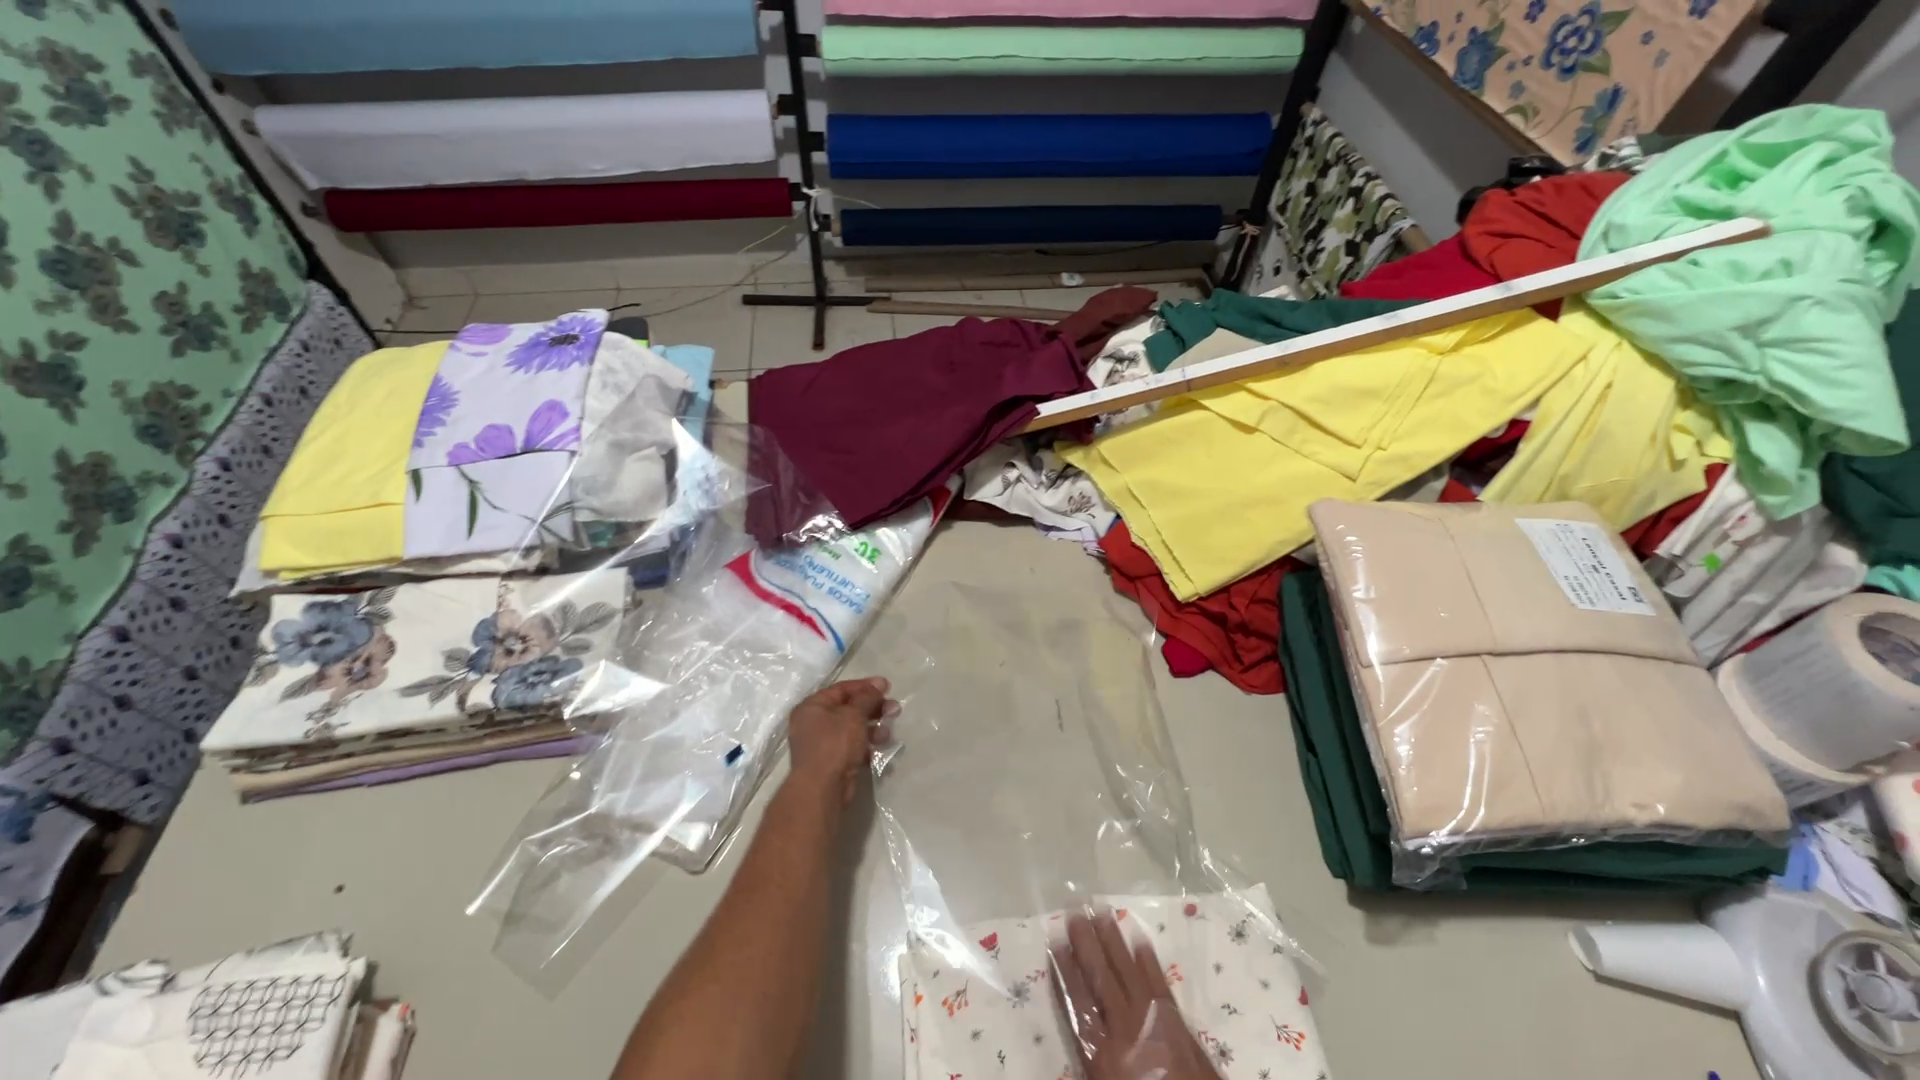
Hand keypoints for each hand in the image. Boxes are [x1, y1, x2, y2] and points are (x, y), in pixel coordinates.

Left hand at [787, 677, 896, 805]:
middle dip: (873, 709)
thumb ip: (867, 697)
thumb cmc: (834, 743)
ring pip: (852, 730)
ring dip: (872, 729)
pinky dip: (866, 747)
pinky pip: (852, 748)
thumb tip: (878, 683)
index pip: (841, 689)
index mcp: (812, 707)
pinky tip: (880, 749)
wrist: (823, 788)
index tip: (887, 687)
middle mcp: (813, 723)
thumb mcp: (853, 715)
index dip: (865, 686)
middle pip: (848, 709)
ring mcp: (822, 744)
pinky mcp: (832, 762)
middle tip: (894, 709)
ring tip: (888, 733)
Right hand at [1051, 913, 1223, 1079]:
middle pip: (1101, 977)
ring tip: (1102, 912)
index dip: (1064, 969)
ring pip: (1129, 972)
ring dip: (1114, 941)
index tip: (1054, 939)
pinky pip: (1159, 982)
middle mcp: (1125, 1027)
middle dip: (1087, 943)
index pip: (1078, 1000)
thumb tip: (1072, 1024)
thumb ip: (1086, 1056)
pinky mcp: (1176, 1019)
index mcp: (1101, 1050)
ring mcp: (1153, 1019)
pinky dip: (1148, 960)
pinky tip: (1139, 938)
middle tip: (1075, 912)